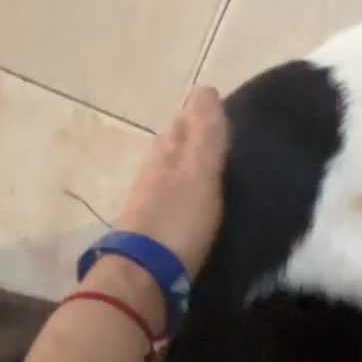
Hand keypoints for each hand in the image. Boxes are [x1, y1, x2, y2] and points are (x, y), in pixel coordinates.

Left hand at [115, 86, 227, 276]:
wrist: (146, 273)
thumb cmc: (179, 218)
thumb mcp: (200, 172)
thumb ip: (205, 134)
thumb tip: (205, 88)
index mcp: (166, 153)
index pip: (182, 123)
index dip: (198, 113)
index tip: (216, 106)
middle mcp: (153, 171)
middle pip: (172, 145)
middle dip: (189, 136)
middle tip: (214, 132)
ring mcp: (149, 201)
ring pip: (168, 171)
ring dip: (184, 164)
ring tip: (205, 165)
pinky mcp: (152, 228)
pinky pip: (170, 197)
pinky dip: (182, 190)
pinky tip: (191, 199)